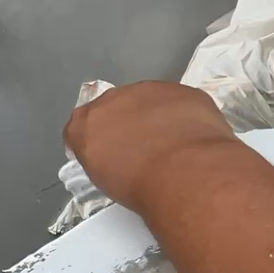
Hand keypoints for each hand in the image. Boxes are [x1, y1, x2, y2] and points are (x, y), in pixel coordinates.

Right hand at [63, 81, 238, 215]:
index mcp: (83, 123)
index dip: (95, 141)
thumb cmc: (137, 183)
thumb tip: (112, 158)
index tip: (106, 155)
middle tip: (140, 148)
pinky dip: (182, 115)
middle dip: (124, 123)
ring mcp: (145, 90)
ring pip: (146, 100)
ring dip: (153, 116)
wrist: (184, 171)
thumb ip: (100, 157)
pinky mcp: (180, 89)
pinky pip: (177, 101)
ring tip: (170, 142)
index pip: (82, 127)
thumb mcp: (103, 179)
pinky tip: (191, 136)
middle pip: (113, 107)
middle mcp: (109, 99)